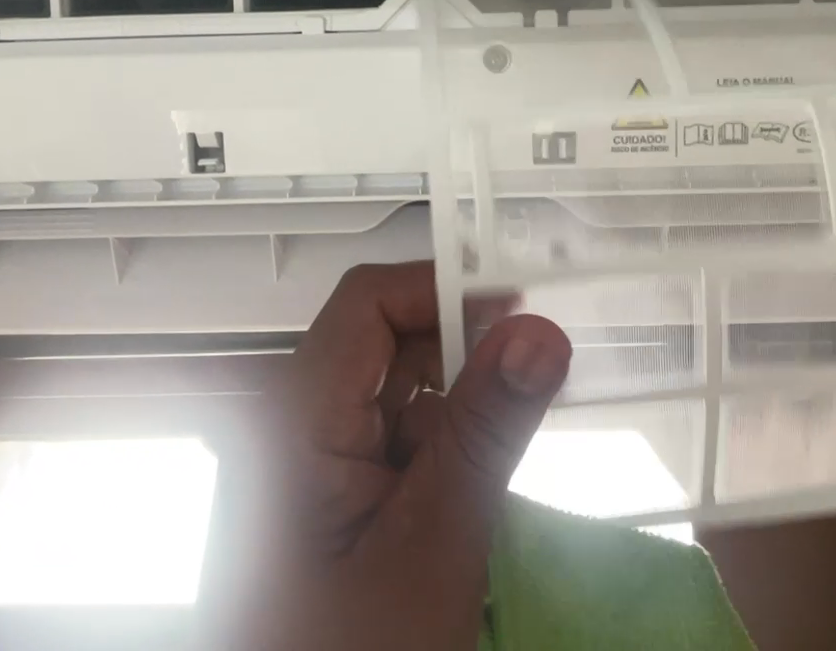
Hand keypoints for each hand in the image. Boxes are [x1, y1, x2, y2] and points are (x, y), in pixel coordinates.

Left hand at [201, 262, 571, 650]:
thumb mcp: (430, 544)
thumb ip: (485, 431)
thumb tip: (541, 332)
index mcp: (294, 415)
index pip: (369, 302)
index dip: (444, 290)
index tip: (524, 316)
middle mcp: (295, 417)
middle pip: (386, 337)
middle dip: (462, 353)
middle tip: (530, 393)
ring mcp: (313, 453)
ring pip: (400, 386)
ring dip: (459, 407)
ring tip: (493, 463)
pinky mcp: (334, 486)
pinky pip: (399, 432)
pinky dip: (445, 445)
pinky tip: (468, 491)